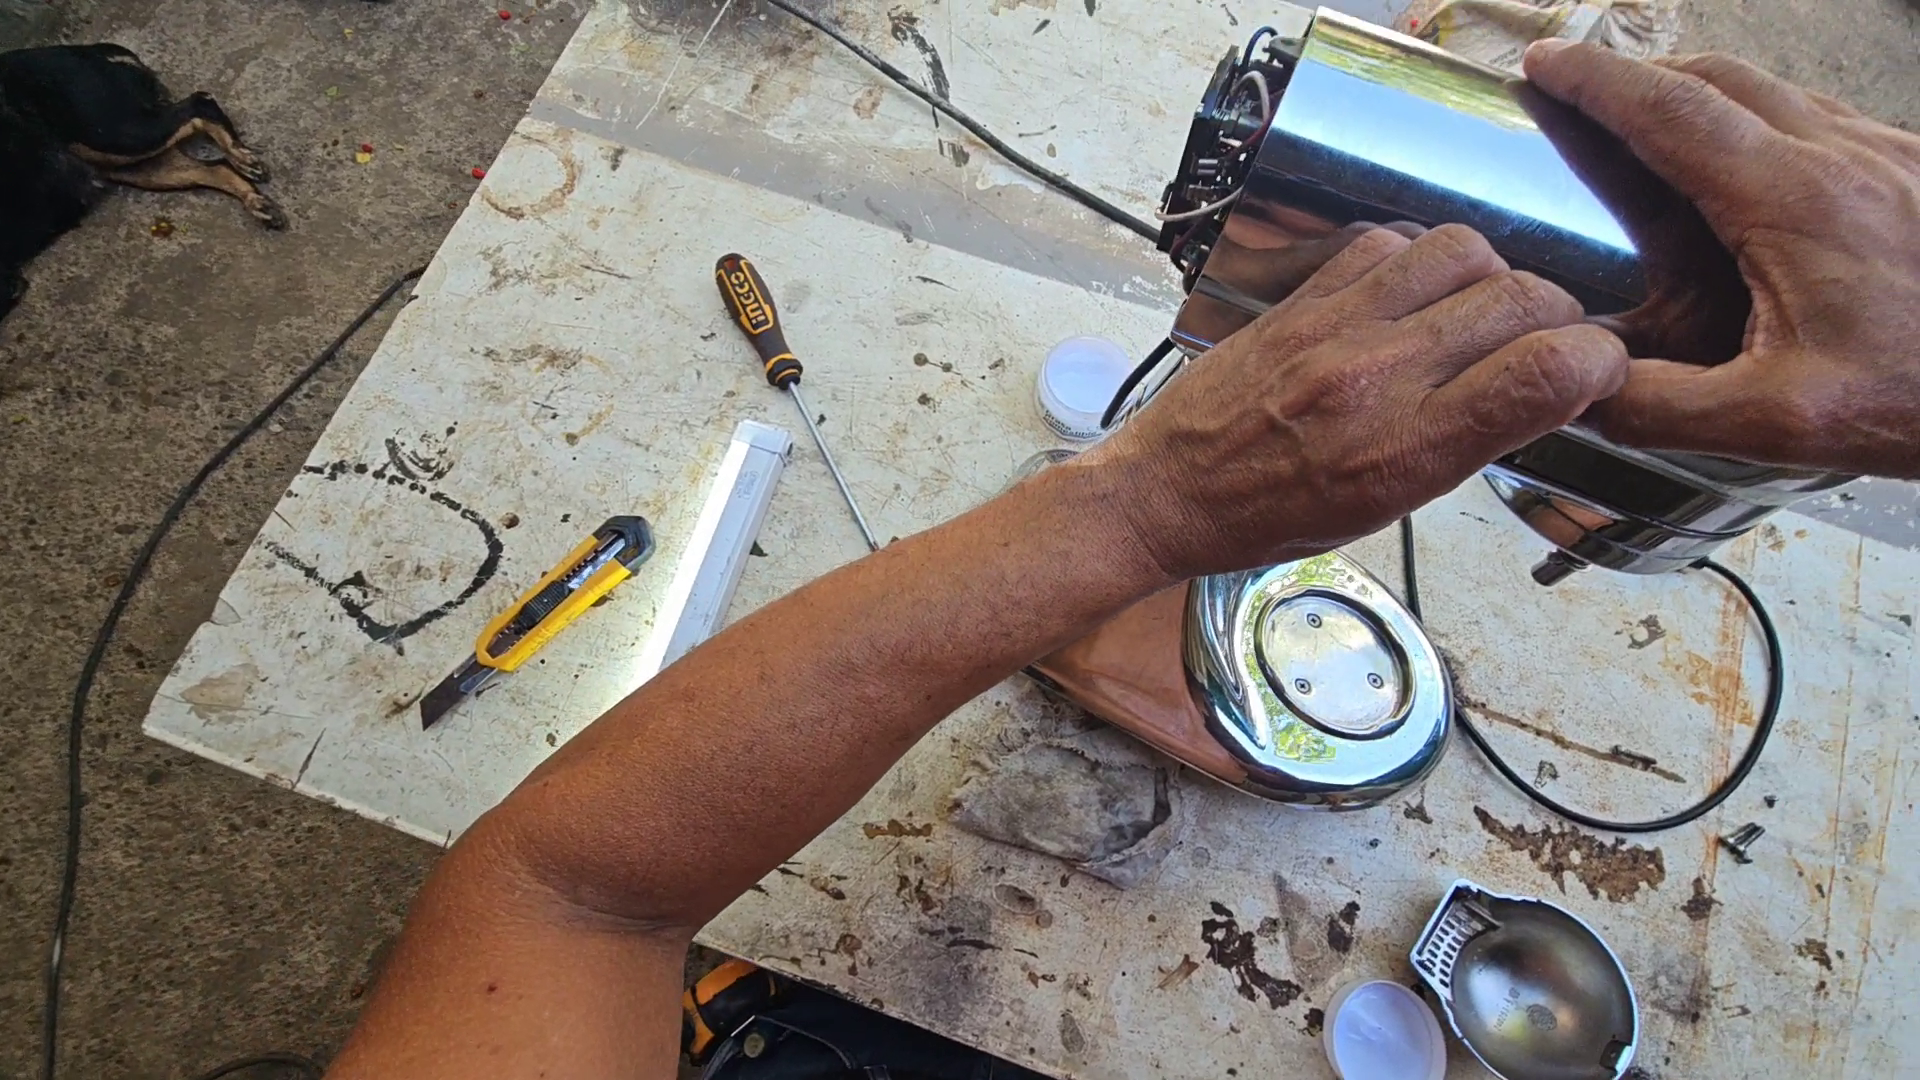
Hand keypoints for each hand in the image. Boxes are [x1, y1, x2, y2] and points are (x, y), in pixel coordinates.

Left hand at [1083, 224, 1628, 579]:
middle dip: (1550, 318)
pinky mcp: (1290, 307)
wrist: (1161, 494)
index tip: (1582, 375)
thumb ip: (1455, 446)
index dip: (1596, 365)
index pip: (1552, 370)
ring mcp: (1327, 332)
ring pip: (1459, 251)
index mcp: (1400, 453)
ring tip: (1459, 315)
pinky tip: (1398, 297)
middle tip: (1524, 344)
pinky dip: (1409, 261)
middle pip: (1522, 297)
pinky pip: (1380, 244)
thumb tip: (1531, 390)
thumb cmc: (1258, 519)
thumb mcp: (1373, 512)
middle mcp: (1372, 380)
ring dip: (1483, 277)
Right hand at [1524, 42, 1919, 478]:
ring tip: (1622, 115)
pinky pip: (1803, 122)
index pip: (1675, 115)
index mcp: (1799, 204)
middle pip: (1721, 79)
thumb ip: (1648, 405)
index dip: (1596, 85)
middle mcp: (1848, 161)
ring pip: (1766, 92)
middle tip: (1569, 81)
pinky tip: (1708, 158)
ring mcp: (1888, 160)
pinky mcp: (1909, 177)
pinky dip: (1733, 119)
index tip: (1545, 65)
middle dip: (1631, 72)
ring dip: (1682, 91)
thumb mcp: (1766, 422)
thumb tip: (1570, 382)